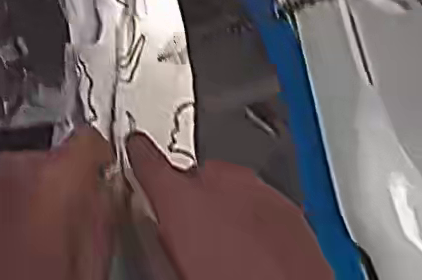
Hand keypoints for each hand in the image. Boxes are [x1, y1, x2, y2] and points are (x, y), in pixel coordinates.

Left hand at [0, 127, 114, 279]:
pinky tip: (32, 227)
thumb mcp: (96, 254)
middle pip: (59, 152)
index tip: (104, 163)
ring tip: (52, 224)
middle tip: (80, 207)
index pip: (88, 138)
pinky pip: (15, 180)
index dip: (100, 153)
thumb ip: (103, 207)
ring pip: (35, 163)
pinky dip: (25, 194)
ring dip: (45, 183)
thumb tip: (102, 191)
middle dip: (70, 175)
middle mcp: (22, 165)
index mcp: (57, 175)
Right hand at [126, 132, 330, 279]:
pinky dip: (254, 219)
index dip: (138, 155)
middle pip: (190, 176)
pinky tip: (258, 256)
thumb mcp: (173, 269)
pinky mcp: (286, 207)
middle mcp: (216, 181)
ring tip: (230, 256)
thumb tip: (152, 233)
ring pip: (227, 187)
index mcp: (179, 198)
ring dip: (224, 209)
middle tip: (194, 243)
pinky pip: (259, 201)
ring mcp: (254, 189)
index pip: (146, 158)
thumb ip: (156, 242)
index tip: (135, 153)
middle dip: (190, 201)